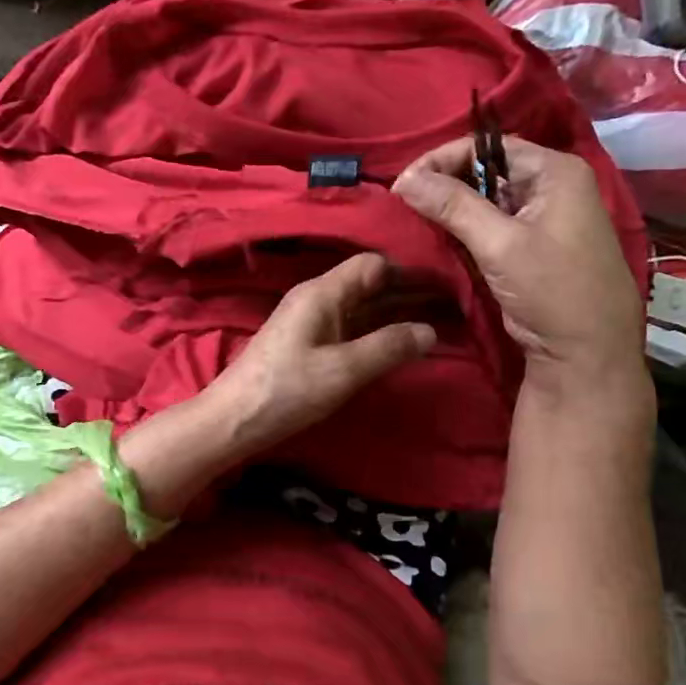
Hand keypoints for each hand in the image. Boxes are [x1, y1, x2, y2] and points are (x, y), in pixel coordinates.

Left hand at [202, 253, 435, 456]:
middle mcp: (317, 298)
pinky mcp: (307, 343)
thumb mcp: (342, 370)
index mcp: (322, 293)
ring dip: (395, 312)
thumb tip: (431, 331)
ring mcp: (311, 321)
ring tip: (437, 321)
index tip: (444, 284)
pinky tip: (399, 342)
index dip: (408, 271)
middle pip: (369, 284)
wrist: (233, 419)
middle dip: (408, 292)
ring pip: (361, 306)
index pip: (372, 265)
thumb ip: (388, 347)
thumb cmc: (287, 391)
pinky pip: (350, 326)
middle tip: (452, 304)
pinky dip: (377, 330)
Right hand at [392, 136, 642, 391]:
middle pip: (487, 170)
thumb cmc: (553, 291)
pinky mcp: (532, 246)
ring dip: (452, 208)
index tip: (404, 183)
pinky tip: (439, 237)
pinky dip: (465, 229)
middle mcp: (553, 187)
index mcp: (556, 172)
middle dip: (445, 183)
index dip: (443, 159)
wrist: (586, 355)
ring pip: (486, 199)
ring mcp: (544, 218)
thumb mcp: (500, 244)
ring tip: (416, 218)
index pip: (490, 146)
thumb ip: (452, 205)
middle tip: (406, 202)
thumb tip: (403, 178)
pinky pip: (492, 225)